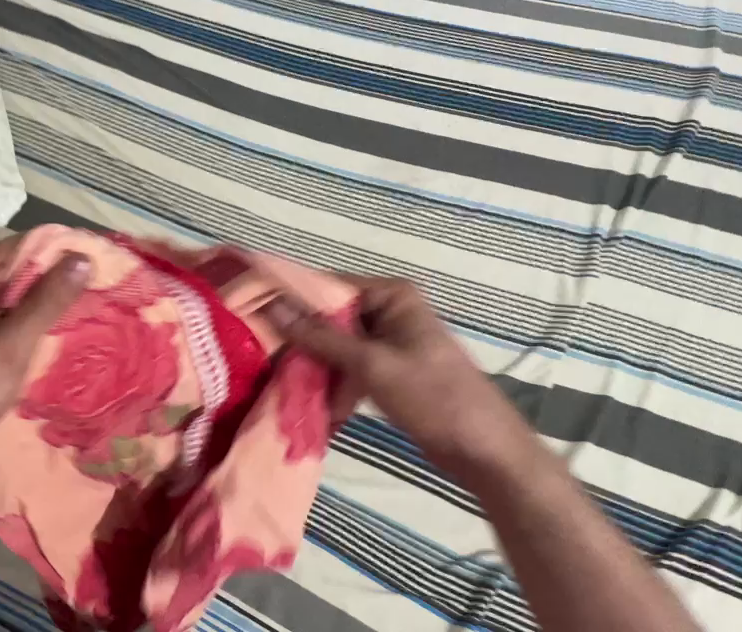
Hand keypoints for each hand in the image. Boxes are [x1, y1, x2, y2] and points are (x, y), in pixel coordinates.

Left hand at [0, 237, 91, 463]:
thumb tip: (82, 257)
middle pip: (14, 261)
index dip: (62, 252)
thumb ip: (48, 300)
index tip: (96, 268)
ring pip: (4, 284)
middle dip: (50, 275)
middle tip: (91, 293)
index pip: (26, 242)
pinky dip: (14, 311)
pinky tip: (36, 331)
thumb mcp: (15, 345)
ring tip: (73, 312)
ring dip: (34, 296)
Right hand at [266, 276, 538, 479]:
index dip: (291, 298)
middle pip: (329, 315)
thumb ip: (319, 336)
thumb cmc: (435, 398)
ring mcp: (390, 340)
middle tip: (263, 351)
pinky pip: (348, 364)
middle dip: (301, 336)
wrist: (488, 456)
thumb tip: (270, 305)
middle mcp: (389, 309)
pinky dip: (333, 380)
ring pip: (336, 342)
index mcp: (392, 295)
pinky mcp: (389, 368)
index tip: (253, 311)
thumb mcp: (371, 365)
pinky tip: (313, 399)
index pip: (328, 285)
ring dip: (315, 363)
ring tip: (282, 378)